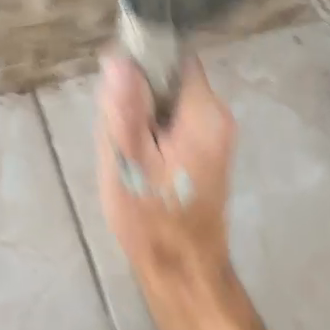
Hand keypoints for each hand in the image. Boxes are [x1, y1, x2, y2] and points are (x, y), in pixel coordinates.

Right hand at [97, 53, 286, 329]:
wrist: (182, 272)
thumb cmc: (152, 217)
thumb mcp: (127, 159)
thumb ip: (124, 108)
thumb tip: (118, 58)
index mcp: (204, 112)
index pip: (172, 57)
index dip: (139, 62)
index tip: (113, 89)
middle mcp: (217, 116)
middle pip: (166, 78)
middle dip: (134, 95)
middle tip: (115, 132)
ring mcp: (212, 133)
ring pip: (164, 99)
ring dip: (138, 115)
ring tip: (124, 150)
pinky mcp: (203, 149)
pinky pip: (169, 120)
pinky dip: (148, 132)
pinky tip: (136, 160)